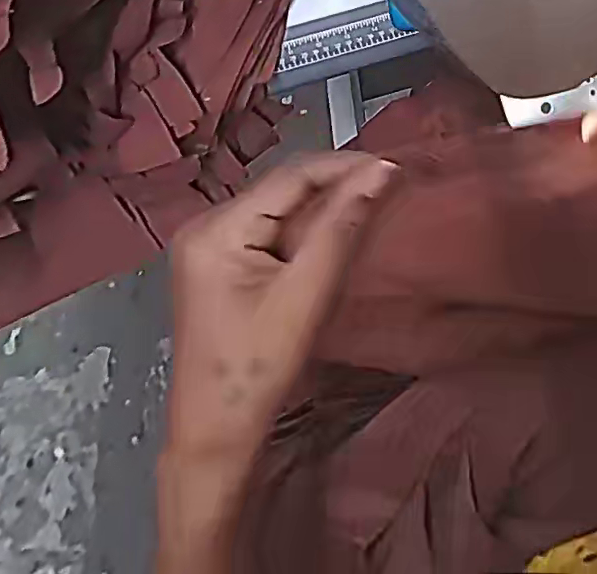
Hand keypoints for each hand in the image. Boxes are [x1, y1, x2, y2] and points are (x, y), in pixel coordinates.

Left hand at [166, 153, 397, 457]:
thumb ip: (343, 225)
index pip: (290, 176)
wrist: (217, 431)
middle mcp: (205, 224)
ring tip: (371, 193)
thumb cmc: (258, 369)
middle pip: (284, 185)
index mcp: (216, 230)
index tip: (390, 166)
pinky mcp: (221, 257)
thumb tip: (380, 172)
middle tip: (386, 179)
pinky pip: (273, 222)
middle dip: (336, 179)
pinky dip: (308, 220)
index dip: (343, 165)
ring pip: (281, 202)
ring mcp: (210, 240)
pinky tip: (338, 220)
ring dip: (326, 199)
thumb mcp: (307, 292)